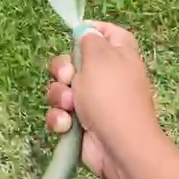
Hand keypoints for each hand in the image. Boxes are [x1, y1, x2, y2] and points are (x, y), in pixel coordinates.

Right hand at [44, 20, 159, 178]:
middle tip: (67, 77)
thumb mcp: (99, 56)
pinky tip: (66, 124)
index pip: (107, 32)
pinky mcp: (81, 123)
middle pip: (74, 60)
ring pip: (62, 88)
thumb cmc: (111, 96)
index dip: (90, 30)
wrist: (118, 147)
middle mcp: (107, 76)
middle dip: (63, 69)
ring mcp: (94, 101)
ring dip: (59, 96)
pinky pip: (60, 112)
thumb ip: (89, 38)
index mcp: (119, 55)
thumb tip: (86, 32)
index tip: (74, 34)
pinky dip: (60, 118)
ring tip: (68, 106)